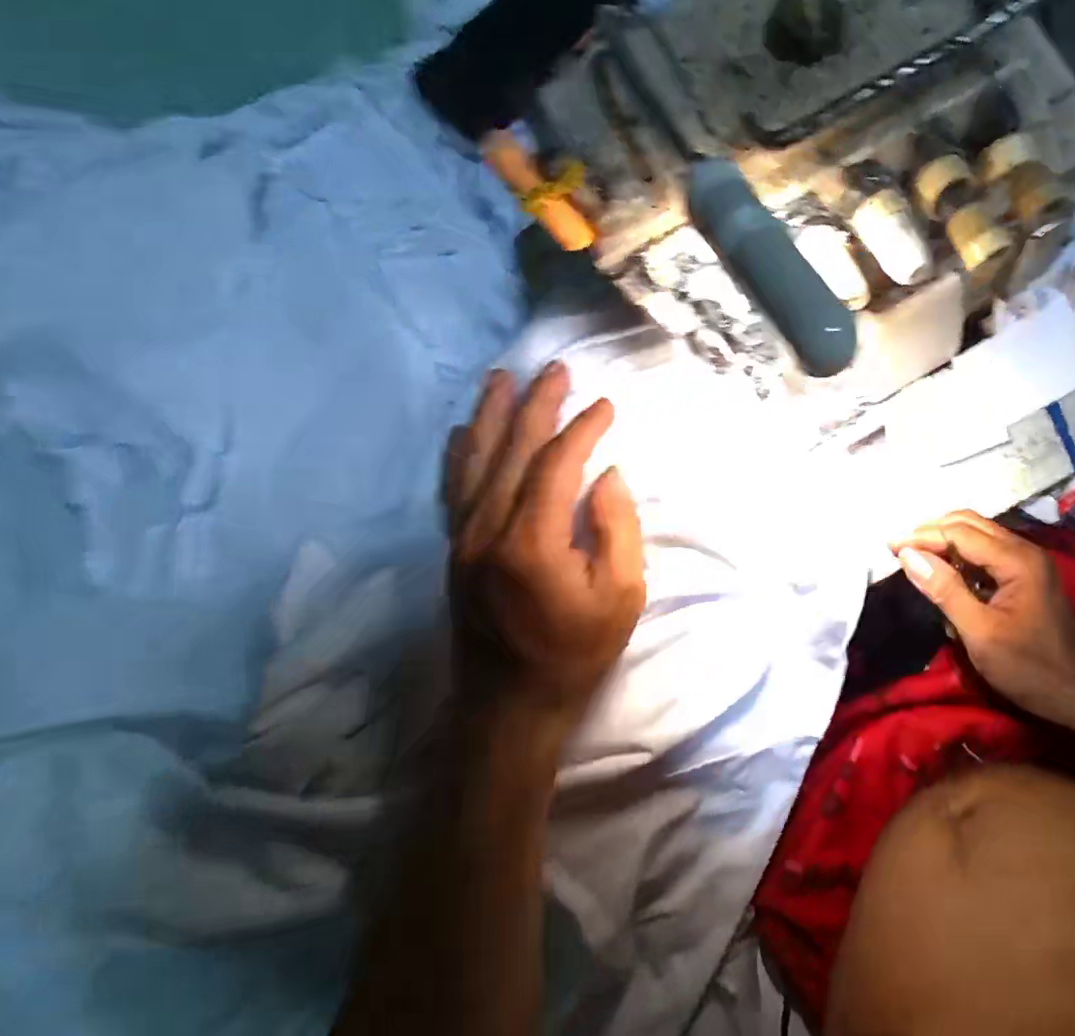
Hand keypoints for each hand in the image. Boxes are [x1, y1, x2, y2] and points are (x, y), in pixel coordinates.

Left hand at [443, 362, 644, 731]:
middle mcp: (487, 529)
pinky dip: (460, 453)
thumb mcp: (621, 595)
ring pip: (475, 461)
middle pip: (512, 450)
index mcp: (532, 541)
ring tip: (503, 378)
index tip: (607, 406)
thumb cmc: (577, 651)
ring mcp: (463, 538)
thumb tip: (607, 476)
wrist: (510, 705)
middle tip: (556, 369)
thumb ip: (616, 529)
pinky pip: (453, 488)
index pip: (556, 464)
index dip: (583, 429)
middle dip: (536, 405)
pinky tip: (462, 431)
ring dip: (492, 415)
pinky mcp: (455, 550)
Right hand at [891, 511, 1074, 724]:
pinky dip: (963, 557)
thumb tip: (908, 556)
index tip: (890, 547)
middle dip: (933, 532)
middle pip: (971, 524)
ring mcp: (1028, 563)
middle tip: (900, 549)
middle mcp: (1024, 550)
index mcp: (1016, 559)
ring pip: (980, 536)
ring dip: (947, 542)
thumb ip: (945, 590)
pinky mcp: (1027, 577)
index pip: (960, 533)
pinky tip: (945, 573)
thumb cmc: (1028, 666)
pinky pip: (988, 554)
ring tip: (916, 558)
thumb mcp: (980, 632)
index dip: (923, 536)